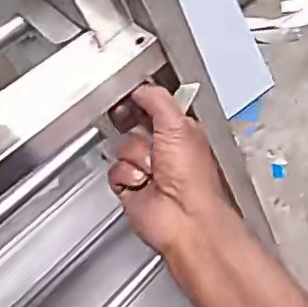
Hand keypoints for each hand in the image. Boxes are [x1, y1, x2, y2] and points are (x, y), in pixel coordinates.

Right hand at [109, 85, 236, 257]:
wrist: (184, 218)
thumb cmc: (193, 177)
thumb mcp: (178, 125)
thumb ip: (159, 101)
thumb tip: (143, 89)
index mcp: (180, 130)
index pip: (153, 107)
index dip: (141, 105)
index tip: (132, 103)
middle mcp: (163, 147)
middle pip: (132, 126)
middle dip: (139, 135)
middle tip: (151, 144)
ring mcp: (146, 167)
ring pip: (122, 147)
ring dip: (136, 158)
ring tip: (153, 170)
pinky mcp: (131, 185)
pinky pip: (115, 170)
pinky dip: (127, 176)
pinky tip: (142, 183)